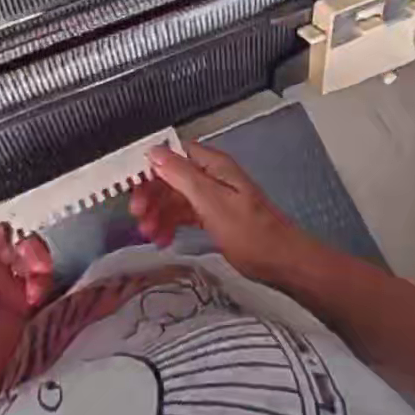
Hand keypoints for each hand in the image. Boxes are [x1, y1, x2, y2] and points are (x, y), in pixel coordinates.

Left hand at [0, 223, 53, 414]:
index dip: (7, 239)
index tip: (15, 250)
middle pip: (17, 245)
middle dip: (30, 250)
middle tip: (33, 264)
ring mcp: (6, 291)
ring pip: (33, 262)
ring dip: (40, 265)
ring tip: (36, 284)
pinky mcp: (22, 310)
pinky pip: (41, 285)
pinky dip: (46, 283)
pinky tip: (37, 297)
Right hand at [131, 141, 322, 281]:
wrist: (282, 262)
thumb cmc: (250, 232)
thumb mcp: (212, 202)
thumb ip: (182, 175)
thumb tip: (154, 151)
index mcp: (212, 165)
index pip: (171, 155)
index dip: (149, 168)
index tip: (132, 188)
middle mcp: (211, 176)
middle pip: (169, 177)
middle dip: (151, 195)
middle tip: (137, 217)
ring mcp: (212, 196)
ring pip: (174, 198)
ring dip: (158, 213)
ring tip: (149, 235)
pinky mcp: (213, 216)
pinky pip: (184, 214)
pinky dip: (171, 224)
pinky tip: (163, 239)